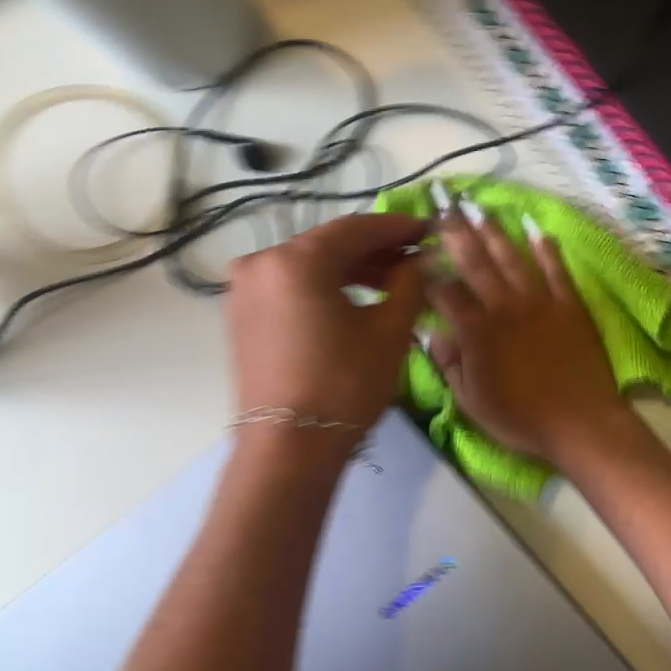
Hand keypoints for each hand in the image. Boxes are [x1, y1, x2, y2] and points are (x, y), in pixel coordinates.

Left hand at [224, 214, 431, 432]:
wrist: (291, 444)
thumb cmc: (346, 383)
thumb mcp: (390, 331)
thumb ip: (409, 285)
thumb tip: (421, 261)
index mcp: (296, 260)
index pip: (356, 228)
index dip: (398, 227)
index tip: (429, 230)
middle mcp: (261, 264)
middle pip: (328, 246)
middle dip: (375, 251)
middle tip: (415, 261)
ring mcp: (244, 291)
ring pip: (308, 268)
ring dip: (351, 272)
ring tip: (391, 287)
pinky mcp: (242, 318)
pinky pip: (291, 289)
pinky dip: (326, 290)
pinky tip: (355, 306)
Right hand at [425, 198, 632, 463]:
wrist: (581, 422)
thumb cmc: (522, 419)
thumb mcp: (472, 402)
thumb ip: (449, 365)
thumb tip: (434, 335)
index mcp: (476, 330)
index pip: (444, 292)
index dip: (429, 274)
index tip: (418, 258)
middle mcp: (505, 306)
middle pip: (476, 261)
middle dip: (456, 232)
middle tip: (442, 206)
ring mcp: (541, 302)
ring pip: (513, 257)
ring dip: (494, 231)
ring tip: (478, 208)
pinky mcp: (571, 306)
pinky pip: (557, 270)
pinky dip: (546, 248)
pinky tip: (536, 229)